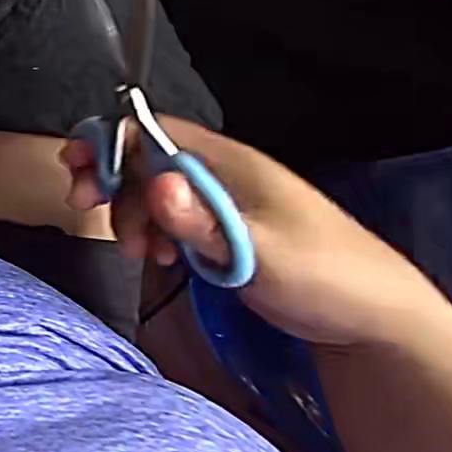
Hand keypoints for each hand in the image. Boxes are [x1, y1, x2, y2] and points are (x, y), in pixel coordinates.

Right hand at [64, 119, 451, 347]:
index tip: (76, 166)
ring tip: (136, 250)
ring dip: (129, 213)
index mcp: (227, 162)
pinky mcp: (221, 228)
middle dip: (110, 179)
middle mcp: (218, 173)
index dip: (108, 140)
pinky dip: (153, 232)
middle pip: (144, 158)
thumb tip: (156, 183)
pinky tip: (158, 257)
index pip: (153, 132)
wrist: (376, 319)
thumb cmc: (327, 277)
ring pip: (152, 190)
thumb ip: (204, 222)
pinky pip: (170, 217)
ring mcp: (220, 200)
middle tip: (85, 208)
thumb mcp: (263, 253)